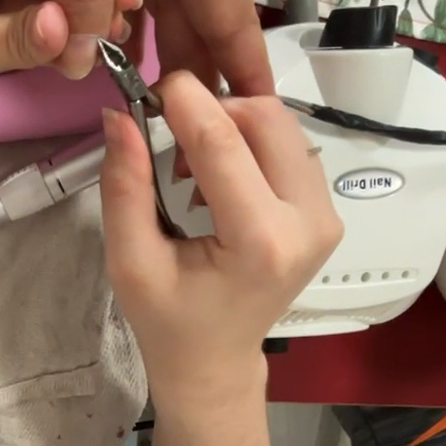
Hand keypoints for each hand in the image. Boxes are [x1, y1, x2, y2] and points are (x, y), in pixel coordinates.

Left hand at [0, 0, 135, 167]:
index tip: (124, 0)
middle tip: (120, 29)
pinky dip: (29, 48)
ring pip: (17, 10)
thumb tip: (81, 26)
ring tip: (101, 46)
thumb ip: (19, 36)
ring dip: (52, 32)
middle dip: (66, 7)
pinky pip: (2, 36)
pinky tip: (66, 56)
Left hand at [13, 0, 269, 92]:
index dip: (243, 66)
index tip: (261, 114)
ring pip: (157, 6)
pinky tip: (104, 48)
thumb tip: (82, 63)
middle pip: (195, 19)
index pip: (230, 14)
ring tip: (150, 106)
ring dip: (153, 51)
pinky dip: (114, 20)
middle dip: (196, 74)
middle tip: (189, 134)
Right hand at [99, 73, 340, 409]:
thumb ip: (124, 188)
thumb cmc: (165, 319)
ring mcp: (326, 216)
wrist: (213, 360)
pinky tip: (217, 179)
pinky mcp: (326, 212)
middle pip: (267, 120)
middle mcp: (310, 223)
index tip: (151, 84)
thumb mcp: (129, 260)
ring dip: (231, 127)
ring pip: (283, 128)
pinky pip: (289, 148)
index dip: (186, 103)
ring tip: (189, 167)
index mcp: (260, 242)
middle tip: (167, 132)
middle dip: (213, 110)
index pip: (225, 146)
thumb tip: (119, 117)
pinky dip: (248, 145)